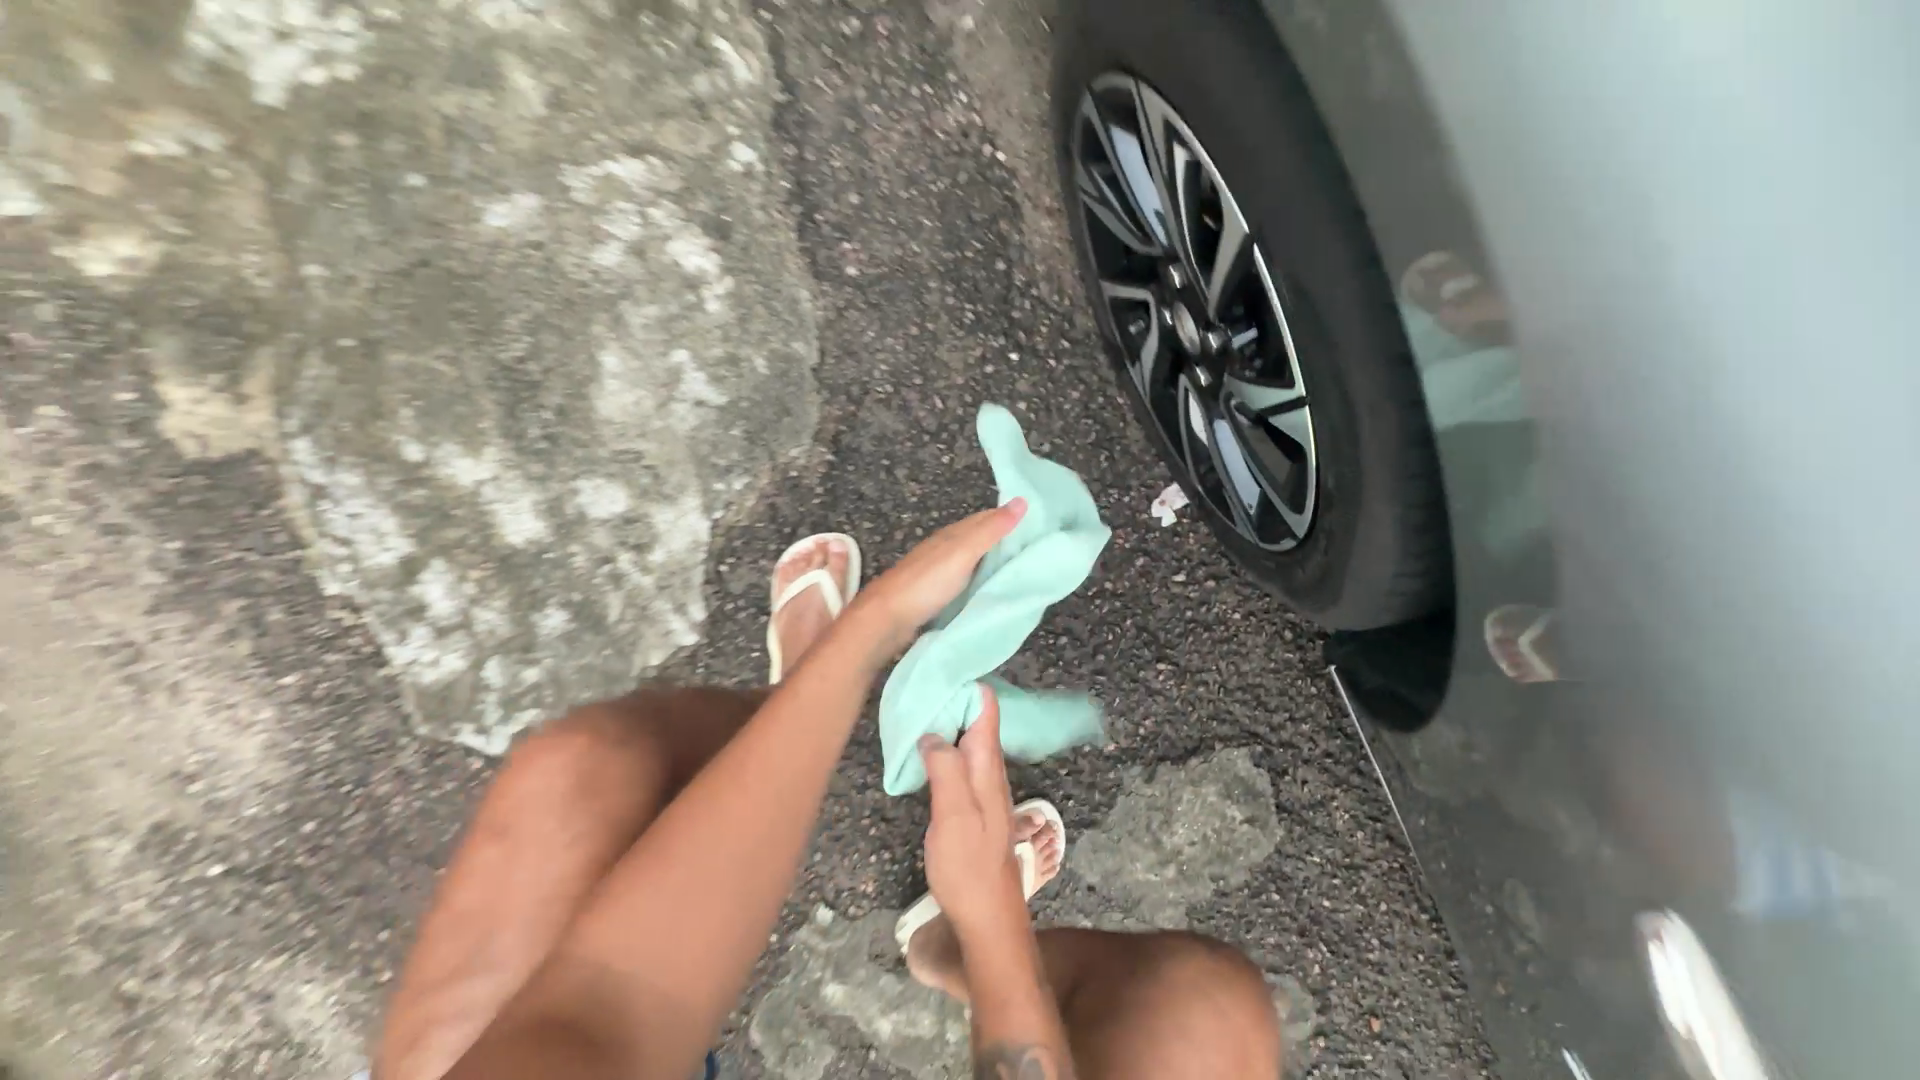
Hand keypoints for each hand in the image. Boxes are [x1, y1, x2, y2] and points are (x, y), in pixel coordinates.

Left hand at [855, 499, 1025, 650]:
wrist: (887, 617)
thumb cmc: (926, 582)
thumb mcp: (963, 552)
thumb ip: (990, 530)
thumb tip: (1021, 501)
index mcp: (952, 535)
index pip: (985, 518)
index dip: (1008, 517)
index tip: (1037, 522)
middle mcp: (945, 548)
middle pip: (978, 539)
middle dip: (1003, 540)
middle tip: (1034, 547)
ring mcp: (938, 572)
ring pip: (971, 560)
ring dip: (991, 561)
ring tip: (1018, 568)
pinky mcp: (935, 593)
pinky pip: (964, 580)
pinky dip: (980, 579)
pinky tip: (989, 587)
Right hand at [919, 685, 1028, 939]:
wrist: (987, 917)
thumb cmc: (969, 867)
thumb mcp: (952, 815)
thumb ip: (945, 768)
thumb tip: (931, 730)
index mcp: (986, 765)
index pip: (985, 706)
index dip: (965, 682)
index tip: (934, 665)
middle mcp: (988, 769)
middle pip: (973, 719)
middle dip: (948, 697)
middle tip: (912, 683)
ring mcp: (980, 787)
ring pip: (964, 739)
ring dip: (942, 722)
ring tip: (911, 708)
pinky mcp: (970, 804)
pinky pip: (956, 761)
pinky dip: (939, 747)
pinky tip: (919, 750)